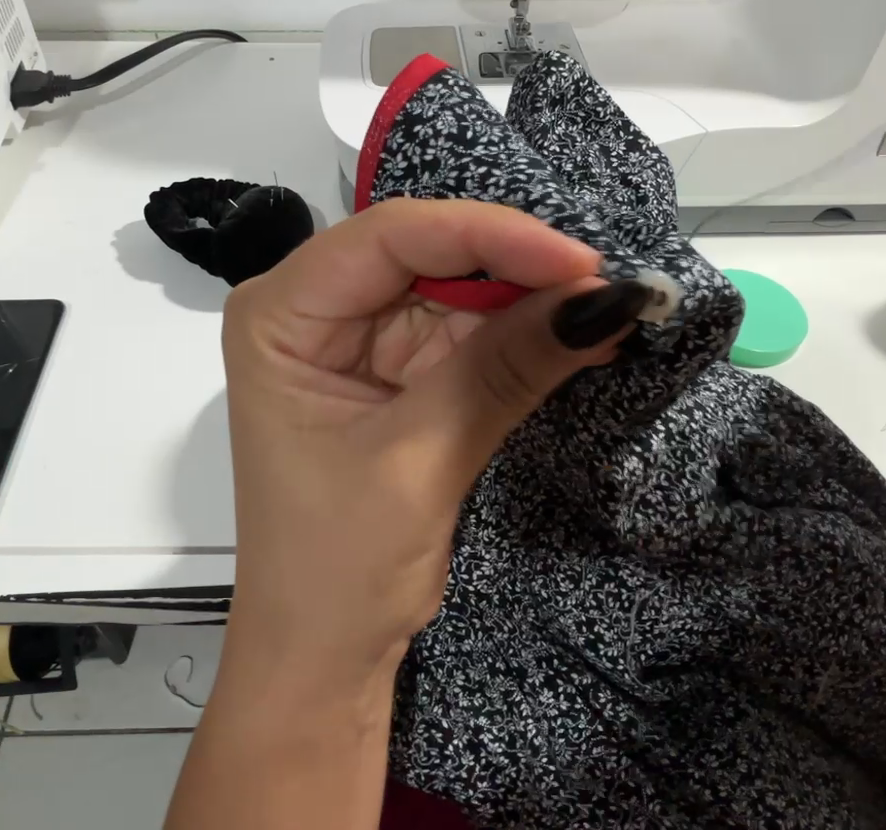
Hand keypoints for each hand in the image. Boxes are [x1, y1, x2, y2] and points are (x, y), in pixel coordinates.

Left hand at [220, 197, 651, 678]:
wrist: (322, 649)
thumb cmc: (335, 566)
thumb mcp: (419, 460)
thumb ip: (504, 369)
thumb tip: (604, 299)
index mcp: (278, 315)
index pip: (387, 238)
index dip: (487, 235)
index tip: (578, 261)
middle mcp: (311, 309)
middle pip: (422, 252)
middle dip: (513, 264)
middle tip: (604, 283)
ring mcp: (355, 337)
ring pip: (452, 287)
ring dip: (526, 297)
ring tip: (606, 305)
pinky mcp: (394, 369)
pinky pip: (464, 331)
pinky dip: (518, 333)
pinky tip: (574, 332)